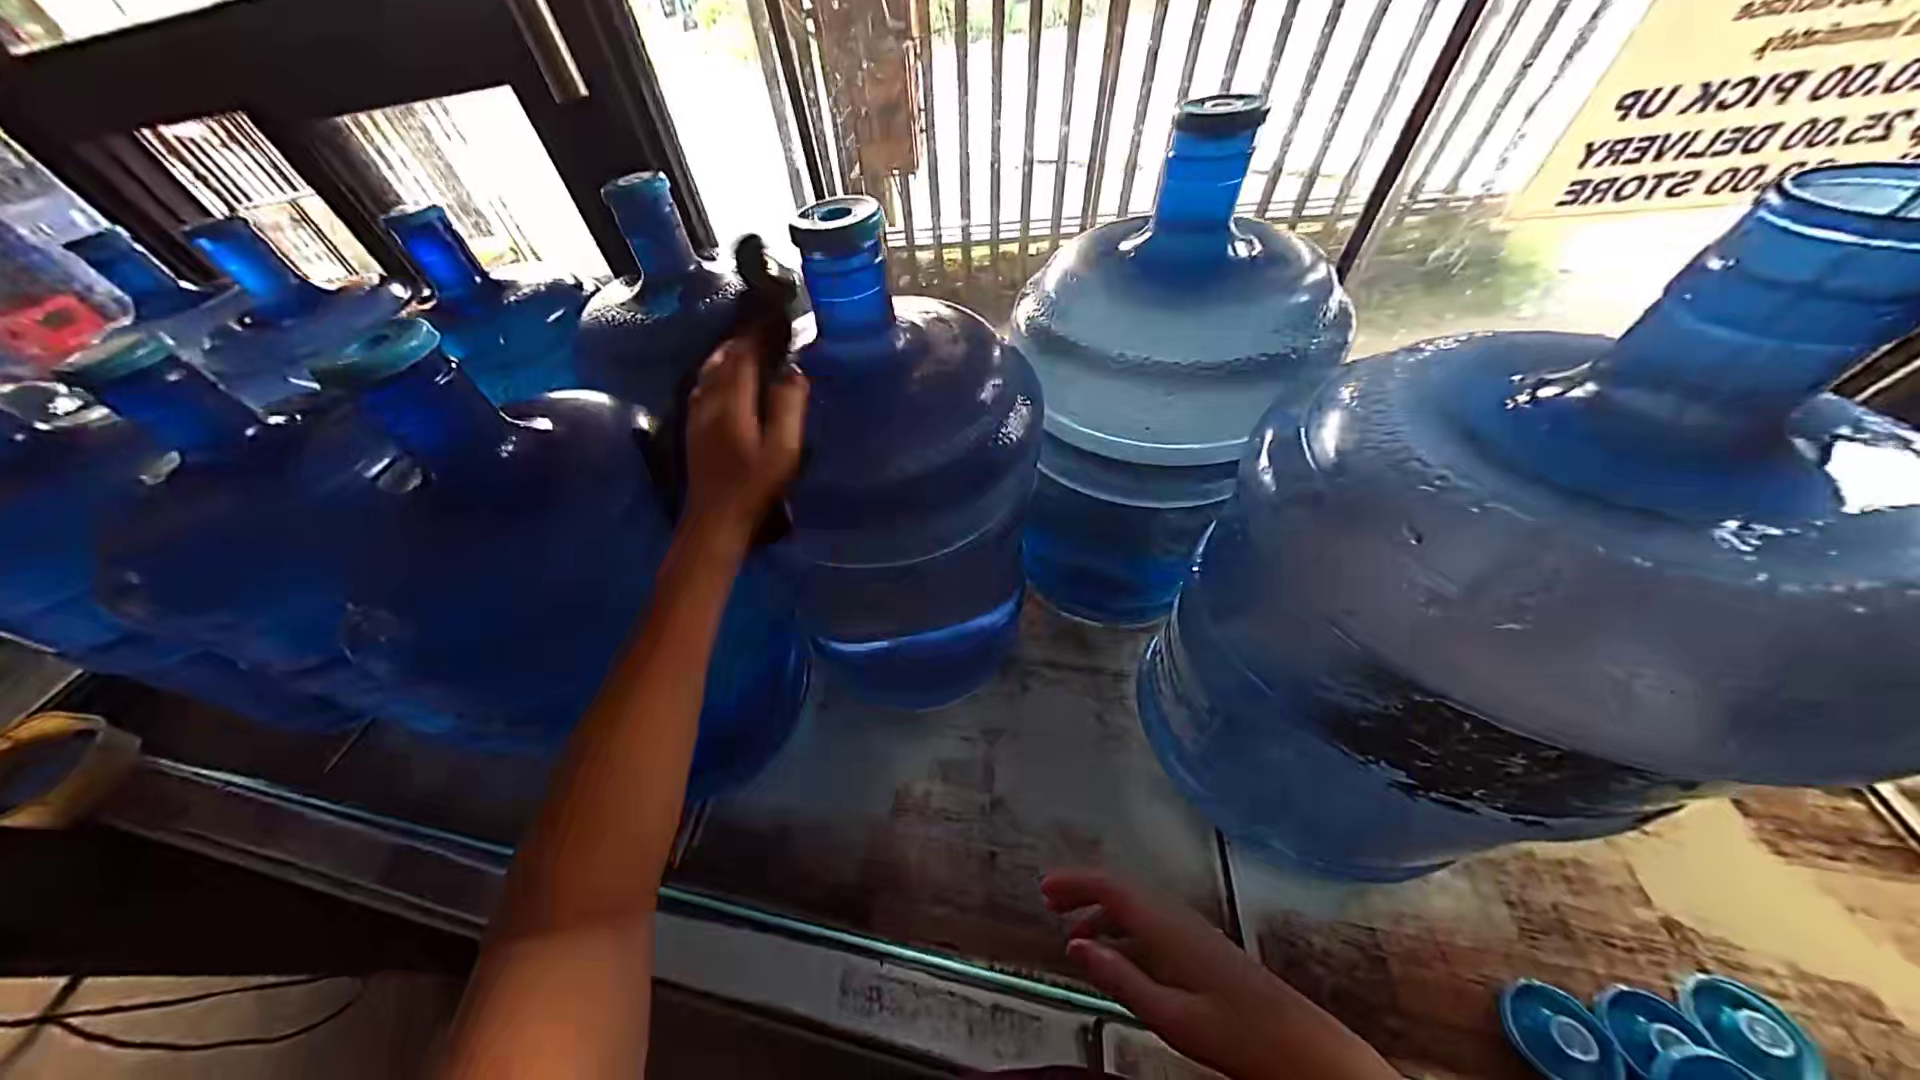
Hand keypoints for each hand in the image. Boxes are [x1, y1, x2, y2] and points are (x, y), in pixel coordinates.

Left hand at [683, 337, 806, 542]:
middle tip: (767, 331)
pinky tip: (727, 378)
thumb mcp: (783, 451)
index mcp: (732, 403)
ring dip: (729, 353)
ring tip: (749, 347)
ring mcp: (697, 415)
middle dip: (744, 339)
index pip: (743, 355)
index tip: (778, 321)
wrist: (715, 520)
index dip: (759, 334)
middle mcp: (708, 401)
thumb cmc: (755, 488)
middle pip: (722, 358)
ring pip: (709, 370)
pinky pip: (703, 386)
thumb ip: (789, 408)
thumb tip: (794, 372)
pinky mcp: (694, 428)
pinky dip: (718, 371)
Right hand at [1042, 868, 1396, 1079]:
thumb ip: (1121, 978)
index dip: (1075, 882)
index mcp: (1167, 926)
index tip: (1044, 888)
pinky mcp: (1200, 944)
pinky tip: (1116, 953)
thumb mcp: (1170, 1015)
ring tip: (1073, 934)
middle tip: (1049, 902)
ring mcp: (1190, 928)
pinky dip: (1123, 927)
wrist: (1303, 1048)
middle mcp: (1176, 916)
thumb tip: (1075, 946)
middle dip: (1083, 890)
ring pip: (1135, 904)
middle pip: (1121, 888)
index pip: (1112, 887)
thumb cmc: (1236, 1033)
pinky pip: (1149, 921)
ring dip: (1101, 911)